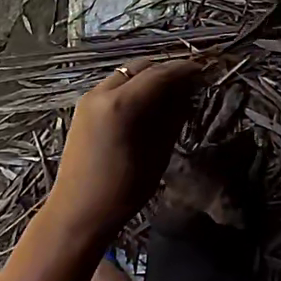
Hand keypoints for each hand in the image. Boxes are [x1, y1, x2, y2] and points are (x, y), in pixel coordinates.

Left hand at [48, 58, 205, 237]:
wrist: (77, 213)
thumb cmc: (122, 190)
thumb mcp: (157, 153)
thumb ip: (173, 117)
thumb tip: (188, 93)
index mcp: (120, 104)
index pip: (159, 74)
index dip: (184, 69)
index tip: (203, 70)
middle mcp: (101, 93)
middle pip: (140, 68)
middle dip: (166, 70)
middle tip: (189, 81)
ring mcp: (88, 99)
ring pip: (125, 75)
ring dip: (149, 78)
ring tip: (171, 92)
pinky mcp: (83, 109)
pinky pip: (114, 87)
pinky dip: (133, 88)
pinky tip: (148, 103)